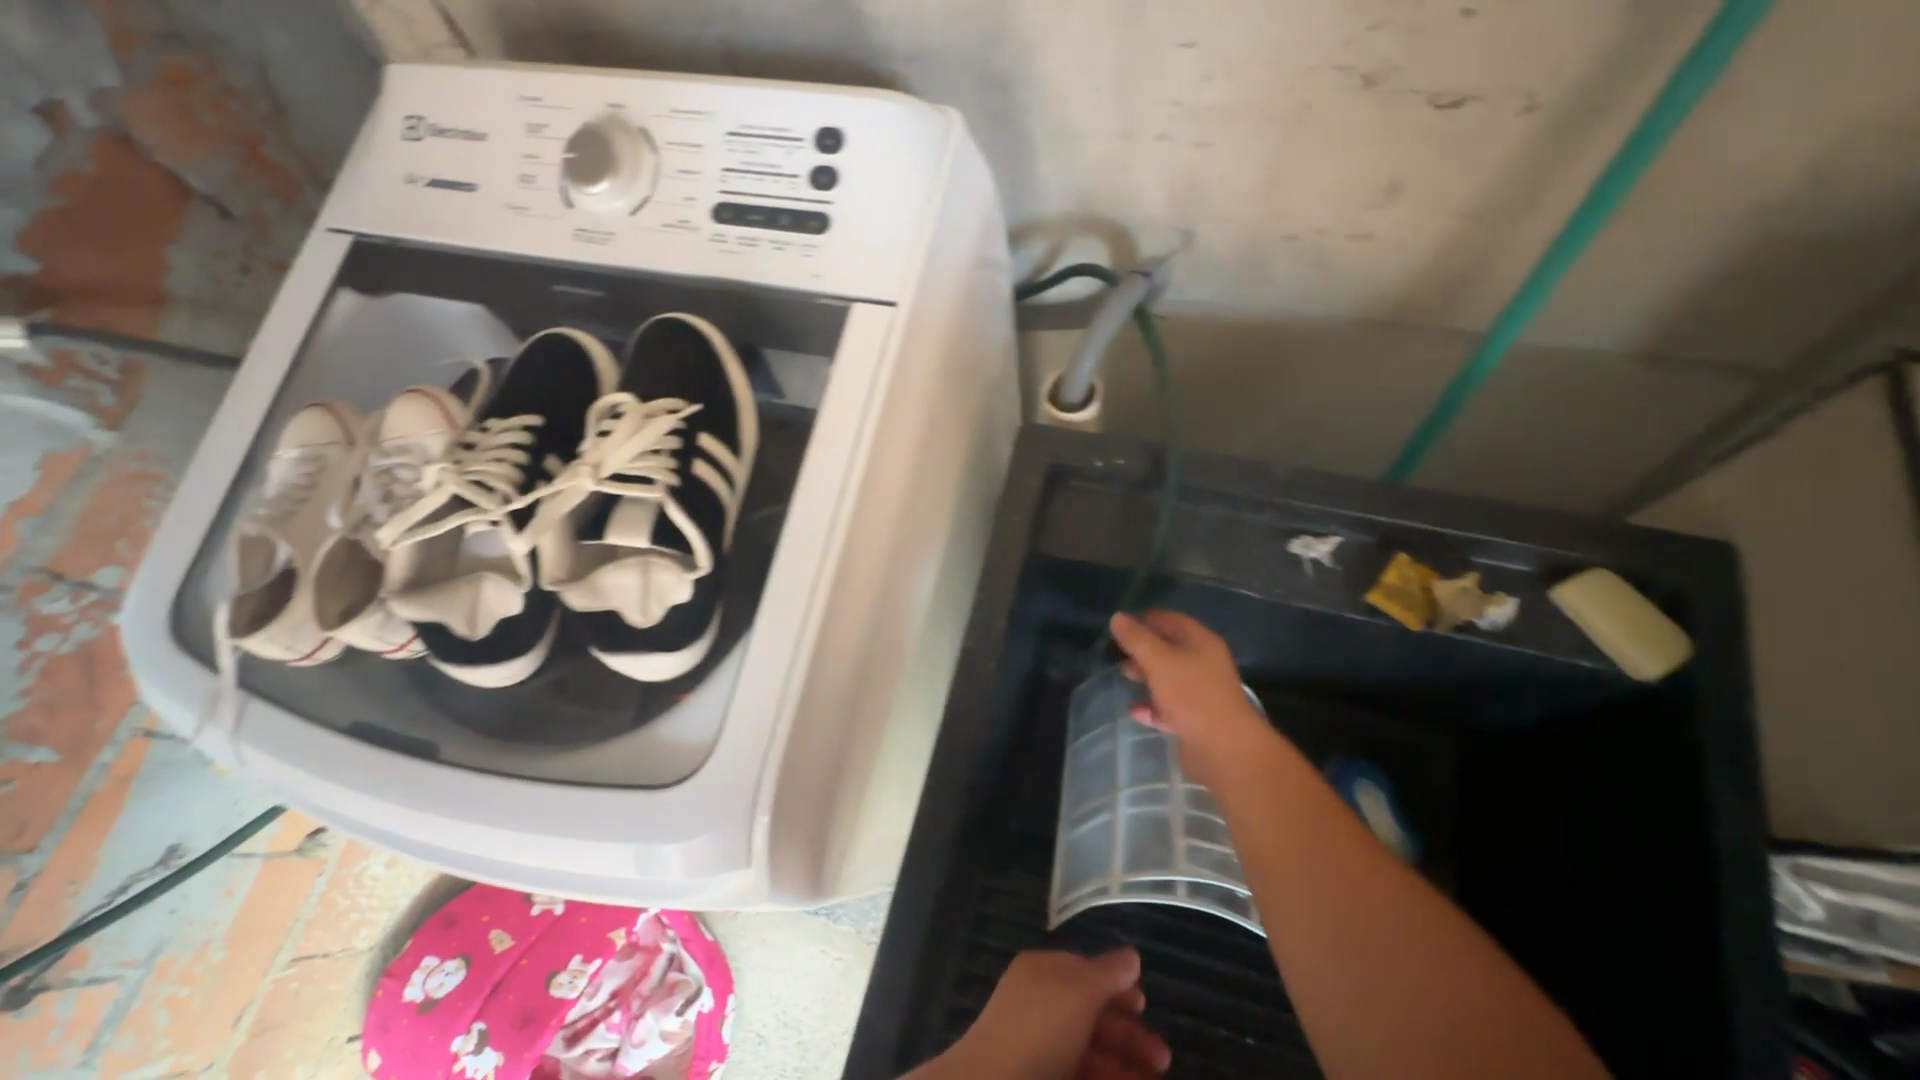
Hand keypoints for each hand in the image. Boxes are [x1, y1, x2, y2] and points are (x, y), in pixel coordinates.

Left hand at [910, 949, 1169, 1079]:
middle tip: (1163, 1058)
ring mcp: (1036, 1045)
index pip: (1085, 971)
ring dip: (1122, 1064)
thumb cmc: (1039, 1031)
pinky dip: (1105, 1077)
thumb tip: (1131, 956)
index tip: (1146, 1006)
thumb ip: (1108, 972)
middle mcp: (1039, 1004)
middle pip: (1091, 1014)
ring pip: (1087, 1049)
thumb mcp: (1079, 991)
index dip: (1117, 986)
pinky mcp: (1038, 1077)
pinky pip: (1078, 1072)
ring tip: (1153, 1079)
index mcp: (1043, 973)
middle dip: (1129, 1034)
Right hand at [1110, 611, 1276, 788]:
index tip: (1120, 624)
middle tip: (1117, 652)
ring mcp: (1202, 693)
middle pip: (1170, 649)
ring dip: (1146, 677)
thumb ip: (1137, 639)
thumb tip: (1117, 617)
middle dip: (1143, 649)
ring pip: (1169, 678)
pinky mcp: (1196, 719)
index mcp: (1201, 642)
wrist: (1223, 748)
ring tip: (1123, 677)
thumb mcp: (1159, 661)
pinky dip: (1152, 707)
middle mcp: (1204, 664)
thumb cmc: (1192, 695)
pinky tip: (1135, 711)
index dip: (1145, 619)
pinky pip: (1170, 707)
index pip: (1171, 620)